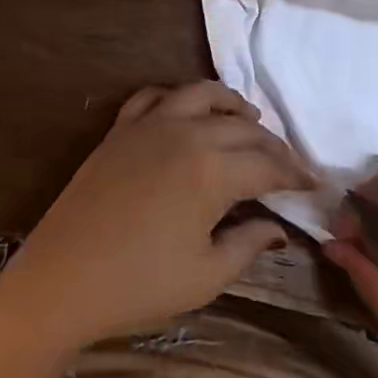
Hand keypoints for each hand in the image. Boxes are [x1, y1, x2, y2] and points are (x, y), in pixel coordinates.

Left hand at [0, 82, 317, 348]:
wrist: (63, 277)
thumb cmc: (140, 284)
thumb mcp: (206, 274)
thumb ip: (248, 245)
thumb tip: (277, 229)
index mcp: (212, 170)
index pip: (267, 165)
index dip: (295, 175)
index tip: (314, 184)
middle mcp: (184, 133)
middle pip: (240, 128)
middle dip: (270, 144)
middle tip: (286, 163)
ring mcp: (148, 125)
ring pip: (199, 94)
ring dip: (229, 103)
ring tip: (247, 116)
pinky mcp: (119, 130)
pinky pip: (152, 96)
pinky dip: (175, 96)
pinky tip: (185, 110)